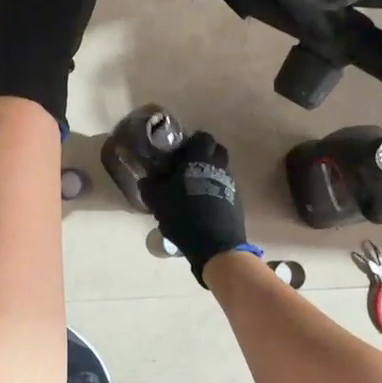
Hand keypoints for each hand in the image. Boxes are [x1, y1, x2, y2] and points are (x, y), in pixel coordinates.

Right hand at [140, 132, 252, 285]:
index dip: (191, 142)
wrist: (215, 245)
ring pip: (221, 169)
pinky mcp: (236, 200)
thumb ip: (150, 186)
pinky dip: (214, 189)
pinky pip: (224, 186)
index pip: (202, 137)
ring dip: (209, 173)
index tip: (178, 153)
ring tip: (192, 188)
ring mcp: (230, 183)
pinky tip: (202, 204)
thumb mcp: (158, 201)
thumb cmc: (183, 216)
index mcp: (200, 159)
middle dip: (203, 154)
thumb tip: (146, 179)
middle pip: (216, 150)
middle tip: (186, 167)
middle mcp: (219, 166)